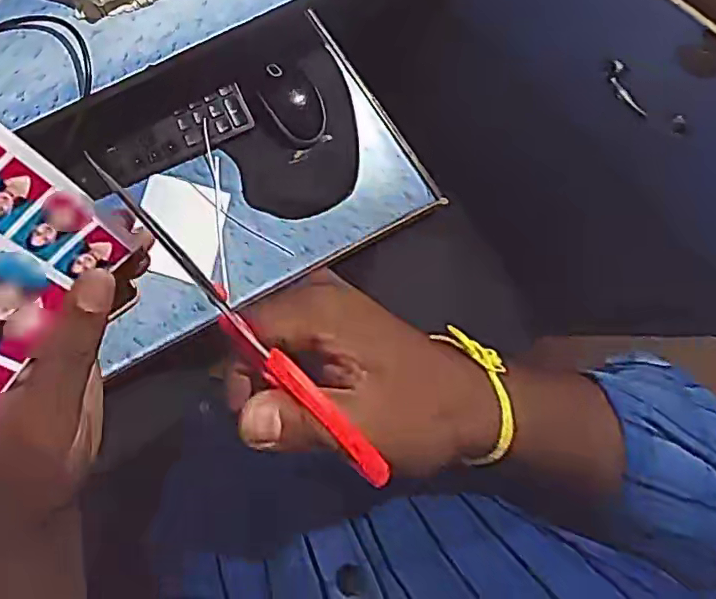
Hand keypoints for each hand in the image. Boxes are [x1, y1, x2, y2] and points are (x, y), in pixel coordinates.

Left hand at [0, 231, 150, 529]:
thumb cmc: (27, 463)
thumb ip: (72, 343)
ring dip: (102, 255)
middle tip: (111, 215)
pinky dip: (115, 282)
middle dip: (77, 237)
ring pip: (70, 279)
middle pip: (41, 263)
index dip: (34, 232)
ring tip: (133, 232)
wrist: (40, 502)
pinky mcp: (66, 337)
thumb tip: (97, 276)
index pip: (3, 264)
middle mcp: (5, 317)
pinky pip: (92, 302)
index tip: (67, 208)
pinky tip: (137, 262)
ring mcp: (38, 325)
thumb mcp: (50, 405)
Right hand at [226, 271, 501, 478]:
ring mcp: (324, 294)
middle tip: (278, 417)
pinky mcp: (332, 309)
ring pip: (269, 327)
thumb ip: (299, 421)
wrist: (476, 403)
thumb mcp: (361, 428)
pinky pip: (287, 327)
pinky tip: (307, 388)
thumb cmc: (420, 413)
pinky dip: (287, 360)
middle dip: (255, 371)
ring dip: (271, 369)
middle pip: (254, 323)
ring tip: (296, 406)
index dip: (239, 370)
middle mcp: (314, 289)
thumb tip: (243, 422)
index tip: (251, 413)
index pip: (246, 326)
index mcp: (317, 307)